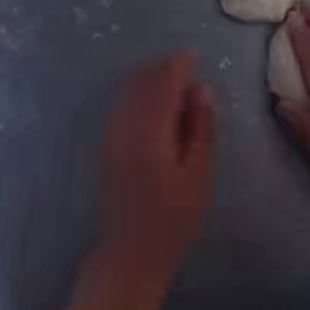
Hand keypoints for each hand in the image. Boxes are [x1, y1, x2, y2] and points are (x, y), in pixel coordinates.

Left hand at [91, 52, 214, 288]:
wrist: (130, 253)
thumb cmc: (173, 220)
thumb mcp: (199, 176)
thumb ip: (200, 129)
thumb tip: (201, 89)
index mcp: (150, 133)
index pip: (162, 85)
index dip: (178, 66)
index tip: (194, 55)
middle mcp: (125, 126)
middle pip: (142, 83)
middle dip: (164, 70)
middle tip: (190, 71)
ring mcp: (113, 134)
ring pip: (130, 92)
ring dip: (151, 80)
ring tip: (176, 84)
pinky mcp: (109, 144)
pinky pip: (123, 105)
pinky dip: (140, 94)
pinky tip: (156, 103)